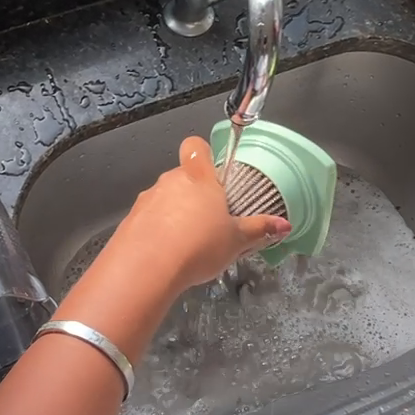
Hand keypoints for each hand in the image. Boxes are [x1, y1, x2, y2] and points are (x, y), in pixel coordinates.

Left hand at [98, 136, 290, 298]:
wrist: (146, 268)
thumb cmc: (198, 246)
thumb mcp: (236, 241)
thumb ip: (259, 230)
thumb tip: (284, 225)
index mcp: (198, 177)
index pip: (196, 147)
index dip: (203, 155)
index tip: (214, 175)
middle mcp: (170, 181)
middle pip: (183, 177)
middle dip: (194, 195)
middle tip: (210, 222)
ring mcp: (147, 199)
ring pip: (164, 199)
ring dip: (174, 214)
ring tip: (188, 244)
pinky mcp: (130, 220)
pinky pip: (148, 219)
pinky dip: (157, 231)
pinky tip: (166, 255)